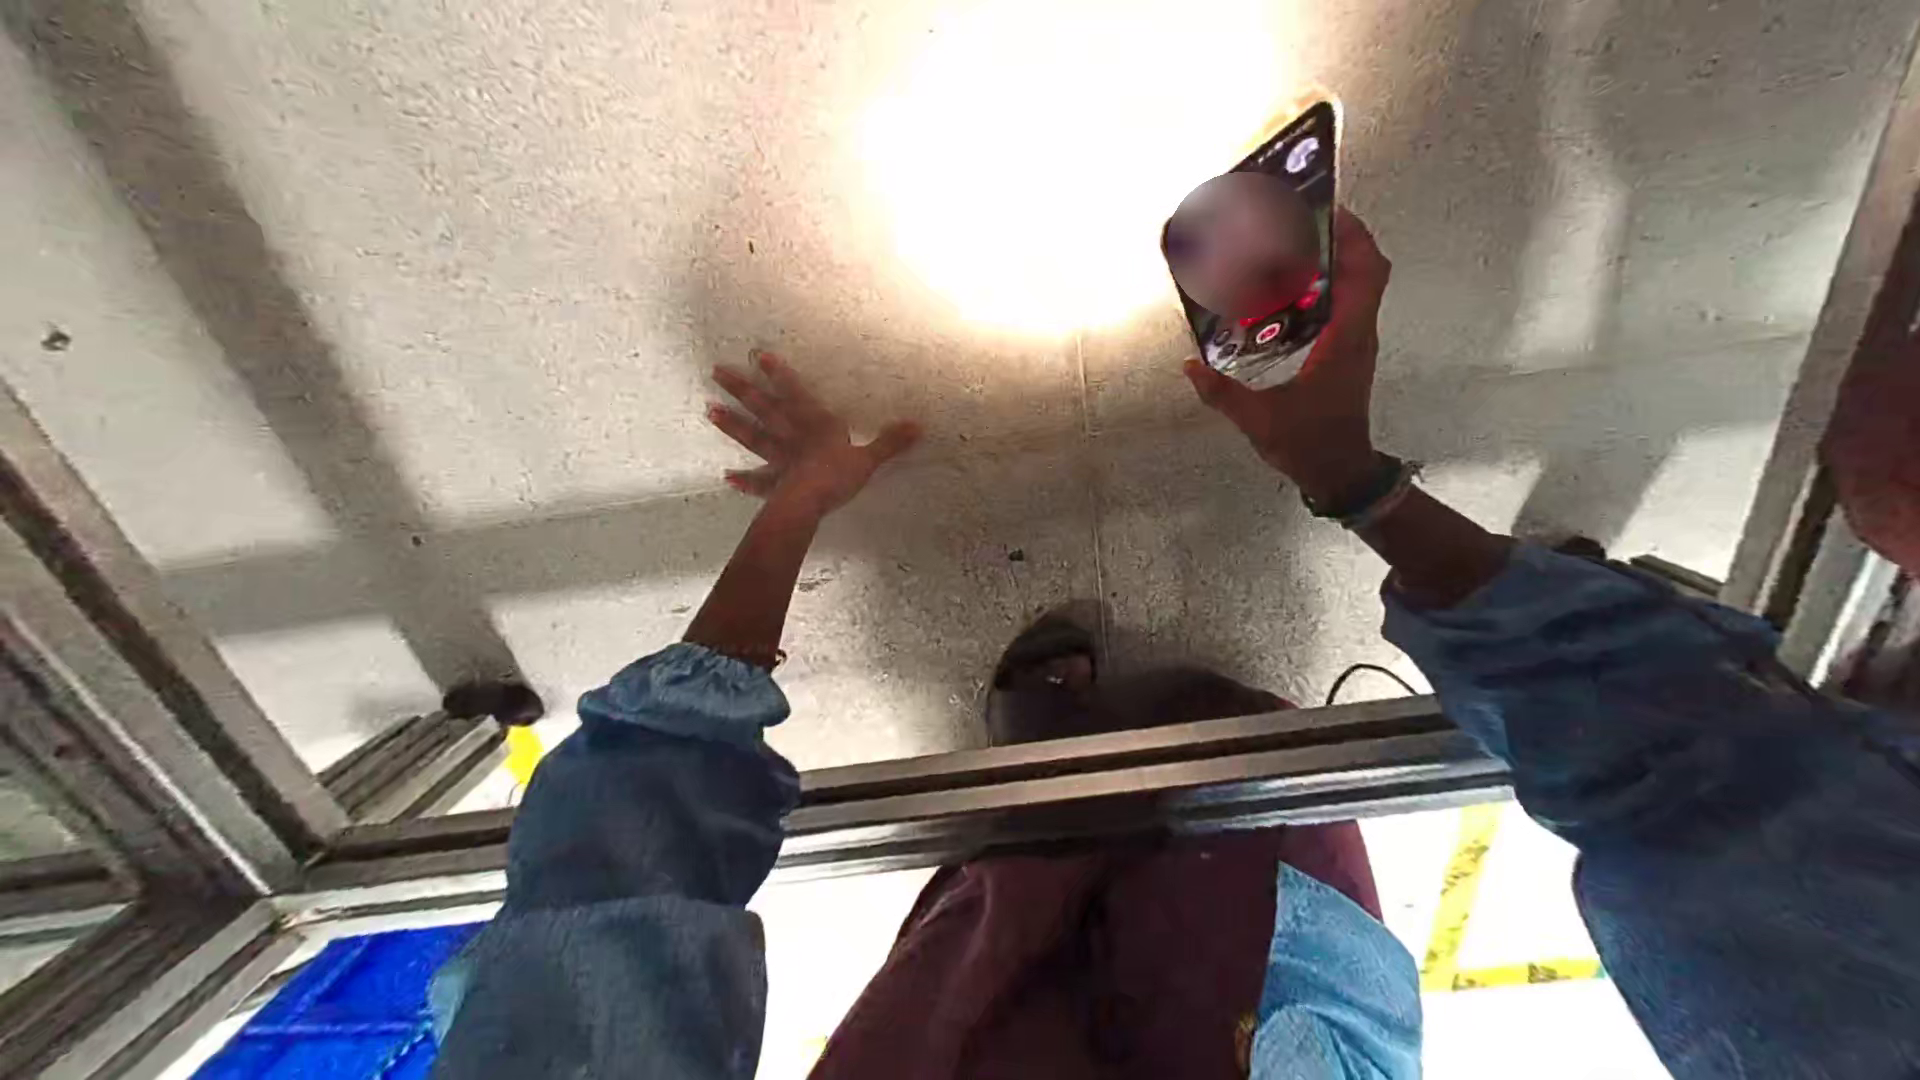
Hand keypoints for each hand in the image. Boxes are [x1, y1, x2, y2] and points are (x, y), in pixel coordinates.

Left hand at [709, 350, 921, 519]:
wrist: (811, 502)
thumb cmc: (839, 476)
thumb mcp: (869, 458)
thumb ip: (890, 442)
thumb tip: (919, 426)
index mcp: (816, 426)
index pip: (796, 394)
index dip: (778, 375)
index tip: (756, 355)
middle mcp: (792, 437)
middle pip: (764, 410)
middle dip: (742, 391)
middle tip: (717, 373)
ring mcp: (780, 461)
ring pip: (753, 437)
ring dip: (732, 425)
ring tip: (709, 410)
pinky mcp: (775, 486)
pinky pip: (758, 482)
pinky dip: (744, 480)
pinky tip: (728, 478)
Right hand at [1182, 208, 1392, 505]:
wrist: (1338, 471)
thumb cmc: (1306, 444)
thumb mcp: (1258, 419)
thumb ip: (1222, 393)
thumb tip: (1190, 366)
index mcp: (1344, 342)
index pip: (1364, 275)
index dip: (1353, 237)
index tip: (1327, 211)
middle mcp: (1358, 335)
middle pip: (1369, 270)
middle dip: (1345, 240)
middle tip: (1305, 225)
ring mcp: (1356, 344)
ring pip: (1361, 287)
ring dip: (1339, 262)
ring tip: (1296, 251)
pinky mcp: (1347, 354)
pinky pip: (1348, 307)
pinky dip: (1330, 288)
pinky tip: (1294, 294)